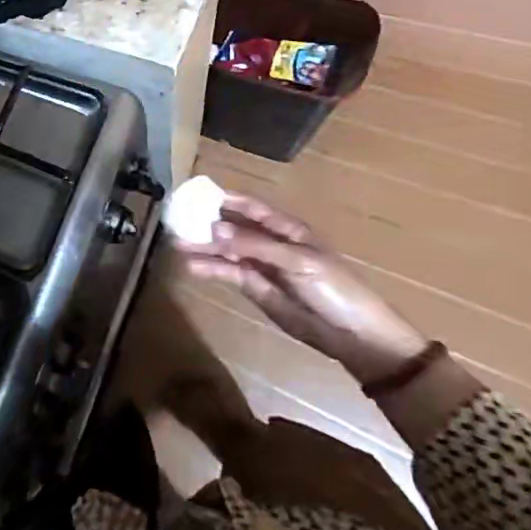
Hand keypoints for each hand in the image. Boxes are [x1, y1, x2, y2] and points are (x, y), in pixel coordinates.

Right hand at [182, 193, 428, 383]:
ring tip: (176, 244)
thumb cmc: (334, 288)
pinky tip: (191, 267)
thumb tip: (214, 227)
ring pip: (227, 251)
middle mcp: (271, 242)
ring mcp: (263, 266)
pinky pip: (230, 274)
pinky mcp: (257, 290)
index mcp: (287, 228)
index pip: (250, 206)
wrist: (354, 335)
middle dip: (207, 223)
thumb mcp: (297, 261)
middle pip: (234, 227)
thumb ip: (255, 244)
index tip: (196, 194)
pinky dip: (211, 270)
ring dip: (204, 247)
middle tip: (176, 221)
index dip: (225, 199)